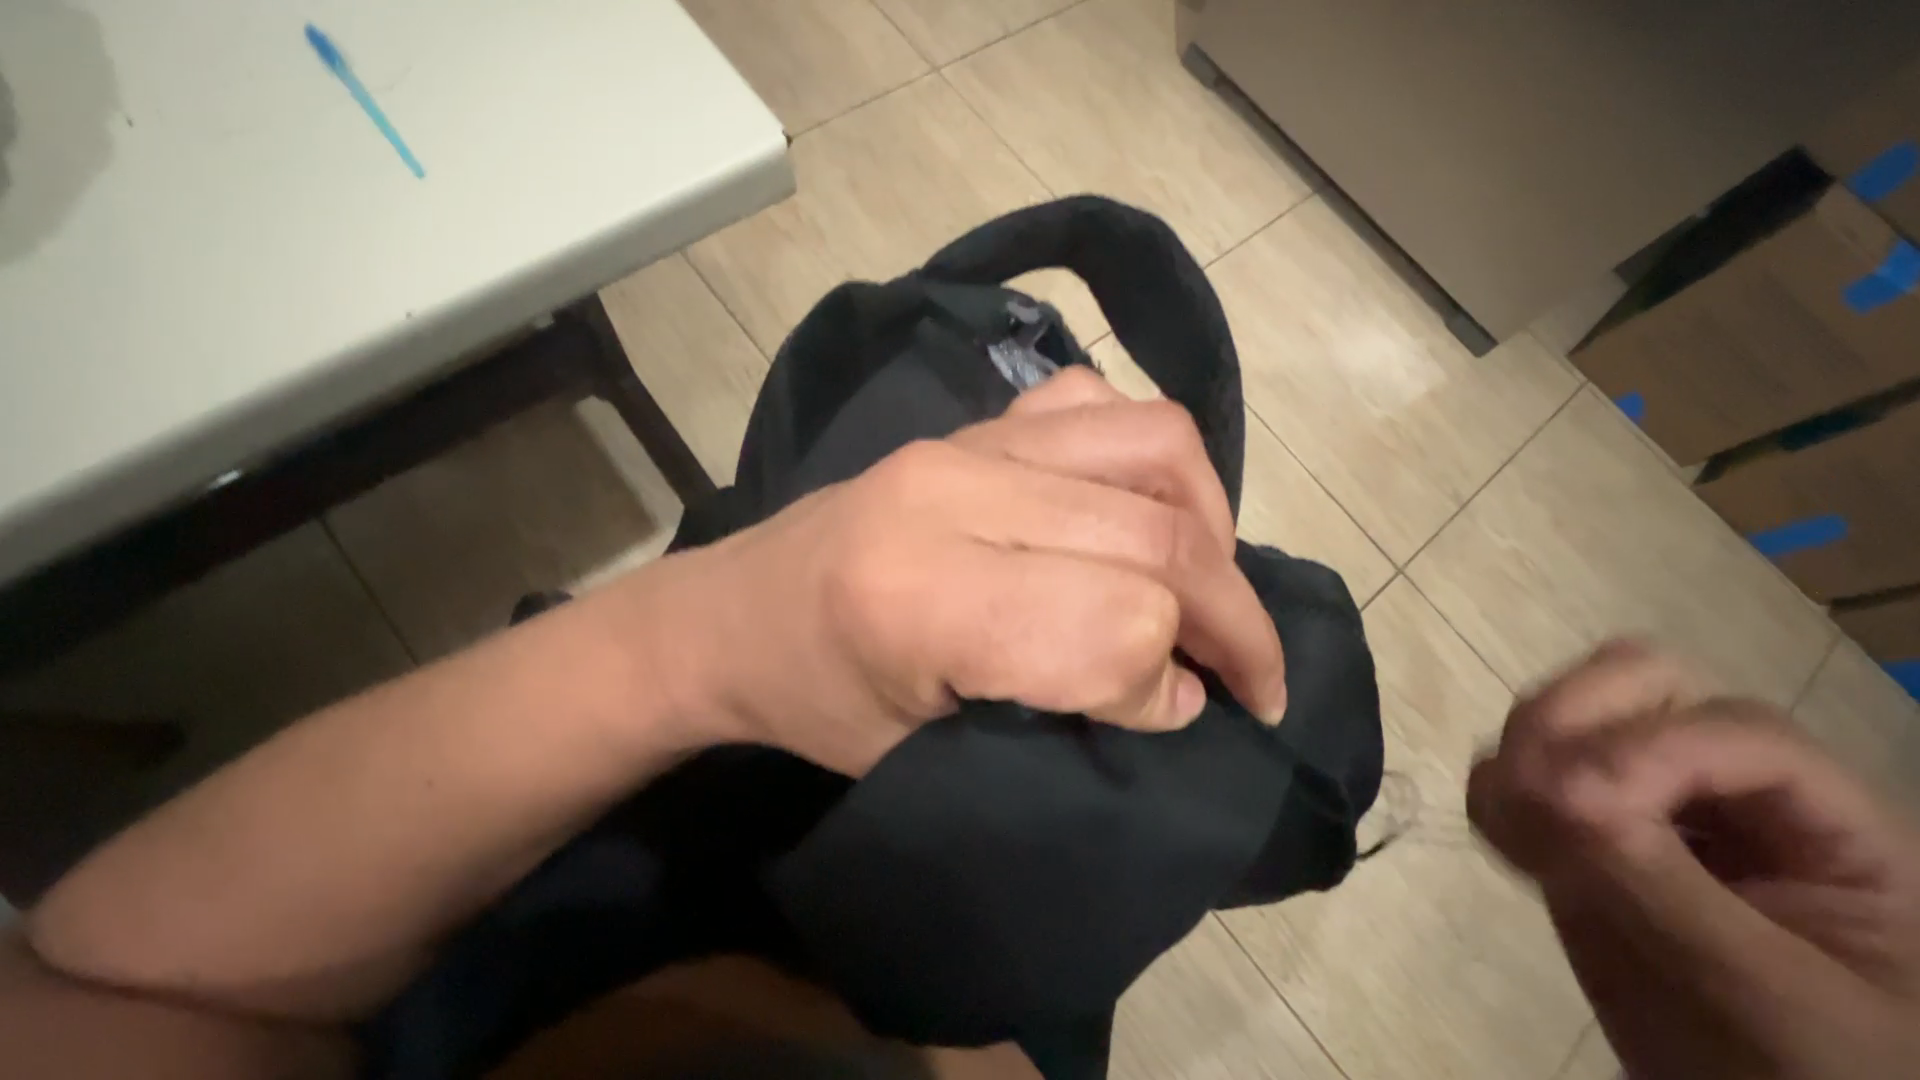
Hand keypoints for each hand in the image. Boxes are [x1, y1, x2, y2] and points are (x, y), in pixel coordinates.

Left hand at [653, 366, 1287, 776]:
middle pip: (1152, 533)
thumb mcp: (924, 753)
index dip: (1166, 684)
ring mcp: (965, 443)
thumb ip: (1061, 717)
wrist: (731, 616)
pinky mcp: (972, 424)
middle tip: (1252, 681)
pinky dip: (1154, 458)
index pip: (1114, 620)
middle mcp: (952, 494)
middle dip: (1231, 617)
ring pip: (1153, 446)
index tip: (1180, 717)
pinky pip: (1098, 405)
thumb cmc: (816, 703)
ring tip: (1215, 590)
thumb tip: (1180, 690)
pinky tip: (1150, 511)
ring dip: (1212, 523)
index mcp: (921, 600)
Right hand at [1468, 642, 1919, 1079]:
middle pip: (1644, 687)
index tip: (1573, 816)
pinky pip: (1523, 773)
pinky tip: (1513, 847)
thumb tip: (1542, 783)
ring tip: (1520, 834)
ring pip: (1571, 716)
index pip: (1731, 731)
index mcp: (1828, 821)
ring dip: (1522, 753)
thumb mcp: (1757, 991)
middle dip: (1569, 724)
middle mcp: (1736, 794)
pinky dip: (1497, 793)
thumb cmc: (1800, 1076)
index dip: (1645, 753)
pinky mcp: (1586, 837)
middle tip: (1533, 799)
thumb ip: (1654, 879)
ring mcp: (1653, 811)